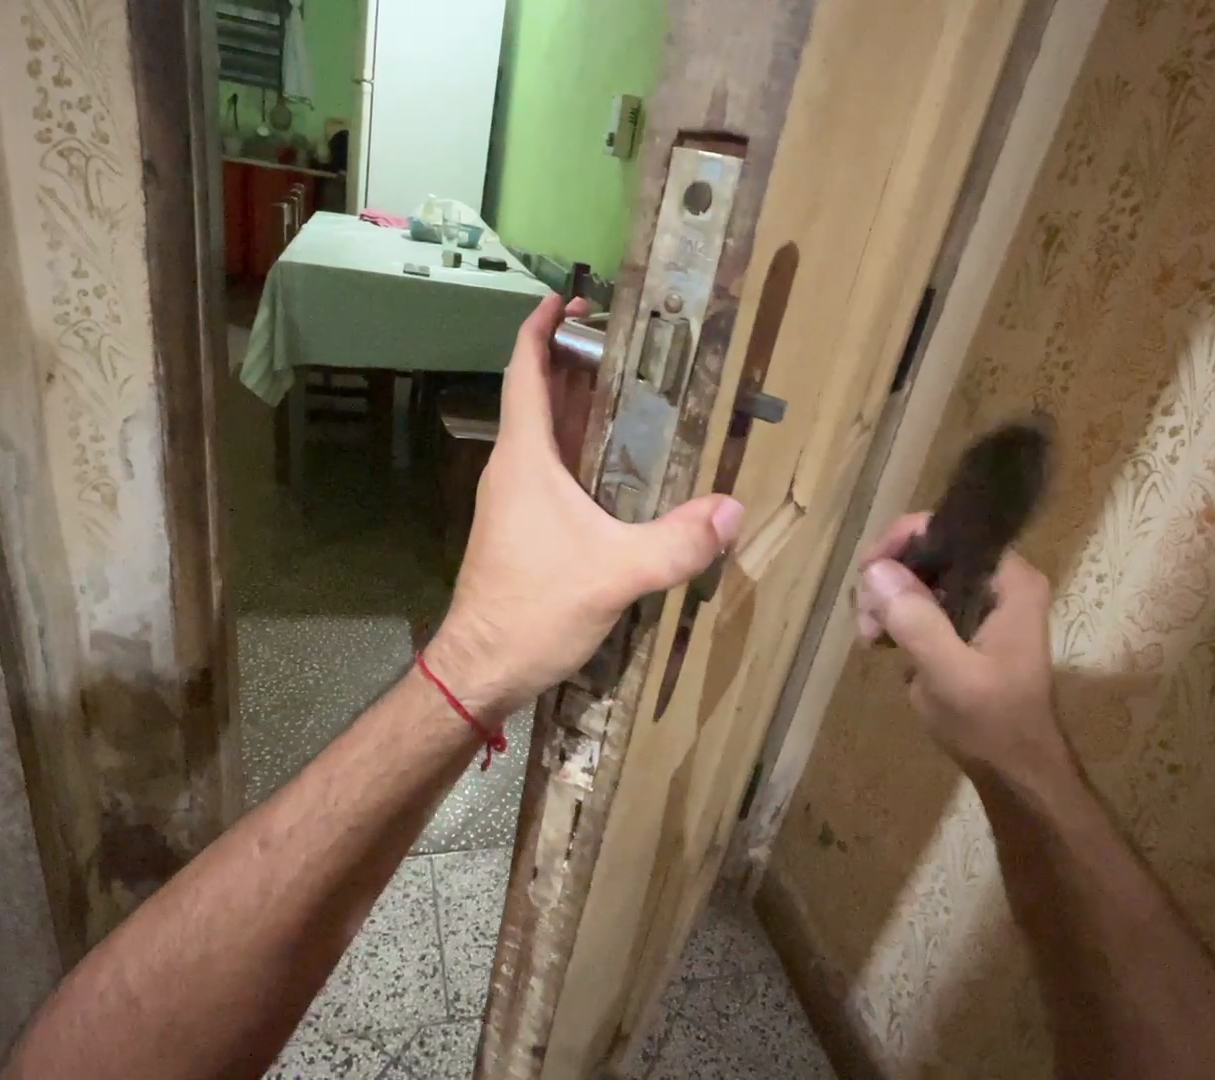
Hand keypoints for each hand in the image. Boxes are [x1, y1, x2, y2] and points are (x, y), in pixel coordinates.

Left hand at [424, 295, 743, 716]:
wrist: (481, 668)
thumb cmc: (533, 609)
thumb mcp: (615, 573)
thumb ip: (676, 542)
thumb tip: (733, 510)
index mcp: (525, 458)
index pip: (525, 371)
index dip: (541, 328)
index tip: (567, 297)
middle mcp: (512, 469)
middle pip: (539, 397)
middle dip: (575, 363)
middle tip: (628, 344)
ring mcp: (512, 501)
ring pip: (545, 437)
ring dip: (579, 410)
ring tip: (632, 393)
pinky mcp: (519, 529)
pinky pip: (550, 473)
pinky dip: (579, 454)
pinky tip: (616, 469)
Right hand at [854, 513, 1065, 776]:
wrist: (1014, 771)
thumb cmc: (990, 723)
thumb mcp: (949, 673)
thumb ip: (916, 620)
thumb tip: (874, 571)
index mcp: (1008, 582)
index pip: (948, 530)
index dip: (901, 542)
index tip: (867, 576)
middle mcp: (996, 582)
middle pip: (926, 551)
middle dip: (886, 581)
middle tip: (867, 623)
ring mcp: (978, 603)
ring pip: (915, 576)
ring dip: (884, 602)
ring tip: (871, 641)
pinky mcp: (961, 624)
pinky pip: (916, 600)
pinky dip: (893, 618)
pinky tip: (882, 645)